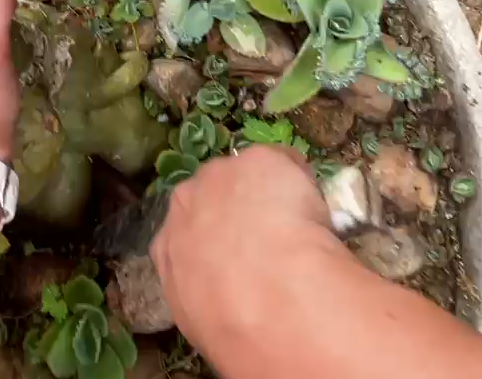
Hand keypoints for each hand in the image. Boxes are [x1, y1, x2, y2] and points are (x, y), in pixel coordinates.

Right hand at [150, 144, 337, 336]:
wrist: (269, 293)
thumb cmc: (232, 324)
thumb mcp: (201, 320)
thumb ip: (202, 293)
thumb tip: (225, 297)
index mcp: (167, 246)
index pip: (183, 233)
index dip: (211, 239)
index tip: (235, 255)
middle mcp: (185, 201)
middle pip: (210, 195)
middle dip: (234, 209)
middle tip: (267, 240)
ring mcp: (222, 173)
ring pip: (247, 176)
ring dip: (266, 194)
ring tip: (297, 231)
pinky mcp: (260, 158)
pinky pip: (283, 166)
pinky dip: (299, 184)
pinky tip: (315, 217)